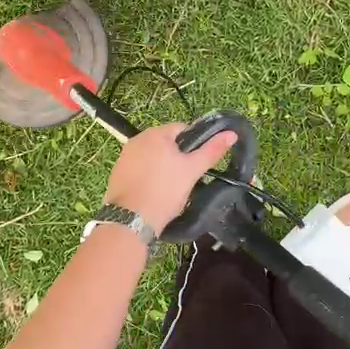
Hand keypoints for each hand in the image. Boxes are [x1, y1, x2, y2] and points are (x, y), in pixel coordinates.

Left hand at [105, 123, 237, 231]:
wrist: (131, 219)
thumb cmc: (165, 190)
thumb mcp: (192, 170)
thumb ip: (211, 150)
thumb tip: (231, 134)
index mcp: (155, 133)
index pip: (182, 129)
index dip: (194, 145)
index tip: (197, 164)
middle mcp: (137, 139)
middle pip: (166, 144)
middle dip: (177, 158)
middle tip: (186, 179)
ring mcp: (125, 156)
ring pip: (153, 158)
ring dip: (163, 168)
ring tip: (170, 189)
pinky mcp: (117, 173)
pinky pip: (140, 170)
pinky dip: (148, 177)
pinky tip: (153, 193)